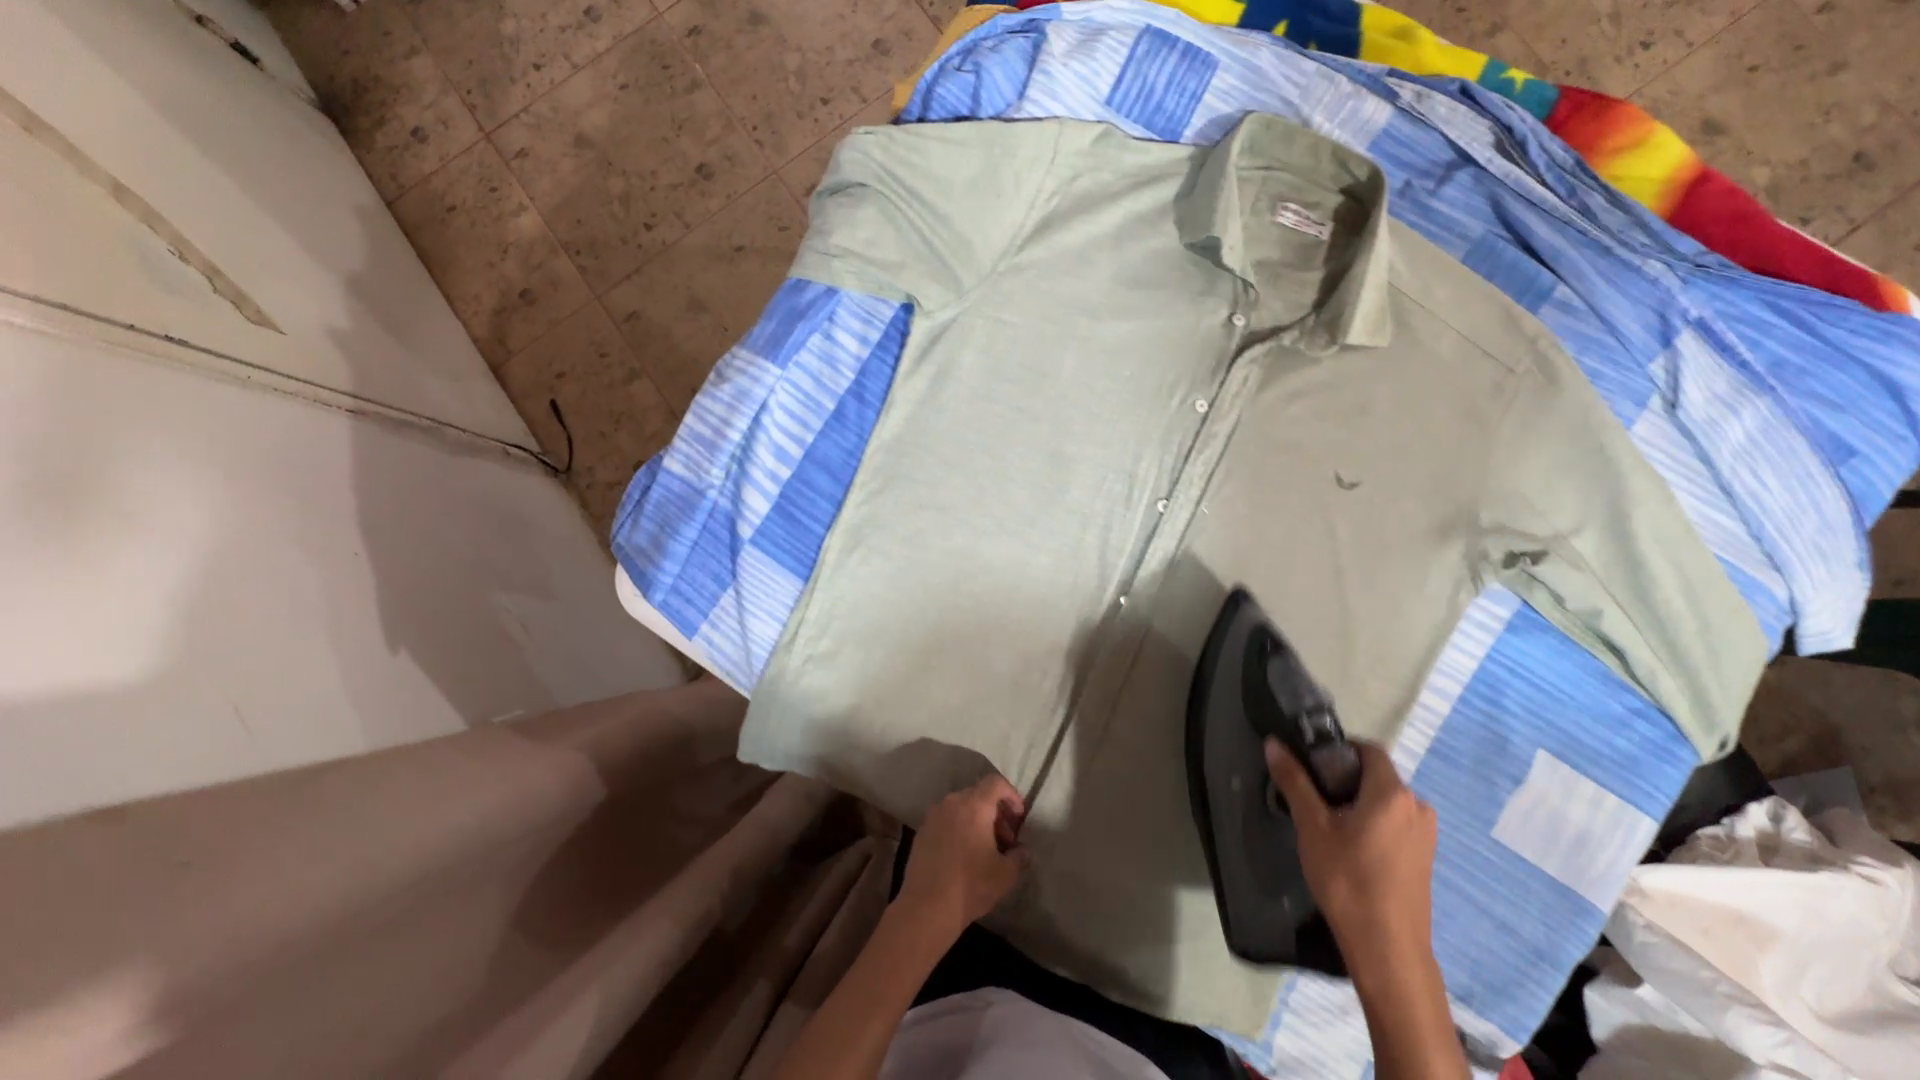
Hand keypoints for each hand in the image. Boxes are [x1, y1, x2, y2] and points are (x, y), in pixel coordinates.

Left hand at [897, 773, 1030, 937]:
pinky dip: (959, 828)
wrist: (927, 907)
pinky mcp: (921, 832)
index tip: (1019, 817)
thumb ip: (1019, 856)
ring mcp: (933, 817)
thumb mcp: (1006, 873)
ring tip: (986, 849)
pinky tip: (964, 855)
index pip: (995, 783)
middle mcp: (951, 804)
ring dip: (977, 821)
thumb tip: (1022, 850)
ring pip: (961, 808)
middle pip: (978, 795)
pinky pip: (946, 821)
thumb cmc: (971, 885)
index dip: (1012, 795)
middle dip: (996, 812)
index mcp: (974, 806)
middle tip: (1006, 839)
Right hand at [1266, 738, 1437, 976]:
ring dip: (1357, 806)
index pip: (1368, 749)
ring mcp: (1426, 835)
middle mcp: (1417, 806)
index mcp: (1393, 792)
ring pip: (1385, 803)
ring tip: (1327, 831)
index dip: (1338, 750)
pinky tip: (1351, 853)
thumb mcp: (1312, 828)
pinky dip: (1372, 827)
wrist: (1387, 948)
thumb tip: (1274, 744)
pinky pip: (1395, 826)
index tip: (1310, 768)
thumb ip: (1294, 782)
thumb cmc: (1346, 880)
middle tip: (1311, 803)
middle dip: (1343, 781)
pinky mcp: (1425, 858)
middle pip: (1376, 776)